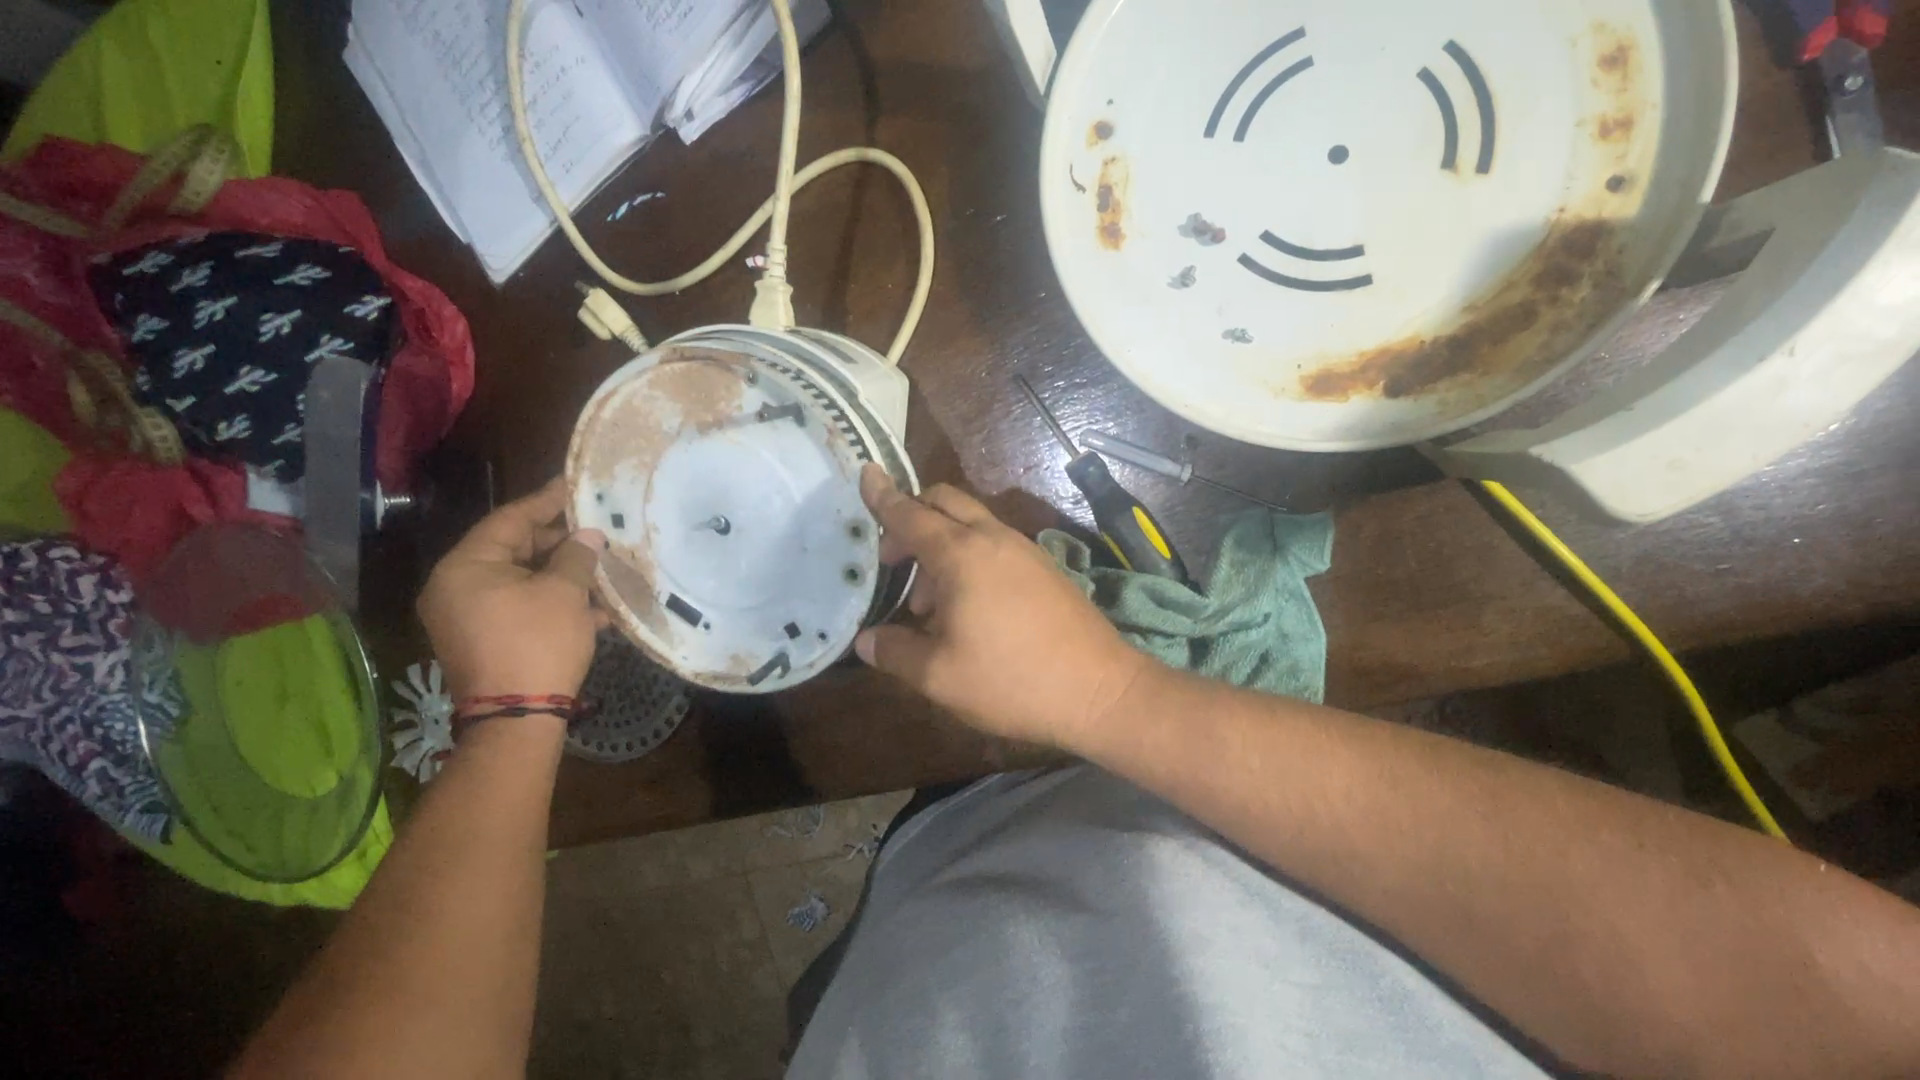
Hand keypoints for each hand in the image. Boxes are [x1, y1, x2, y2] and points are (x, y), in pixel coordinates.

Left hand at [417, 478, 606, 701]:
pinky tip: (593, 610)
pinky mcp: (482, 641)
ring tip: (600, 571)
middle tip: (596, 532)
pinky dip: (550, 604)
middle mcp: (455, 587)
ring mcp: (465, 617)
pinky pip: (517, 608)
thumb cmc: (537, 643)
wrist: (516, 718)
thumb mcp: (564, 593)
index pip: (509, 520)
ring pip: (520, 582)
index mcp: (465, 566)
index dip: (546, 502)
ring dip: (561, 576)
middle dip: (559, 544)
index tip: (574, 487)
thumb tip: (588, 535)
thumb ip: (576, 556)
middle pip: (512, 550)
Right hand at [854, 465, 1150, 747]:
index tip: (865, 471)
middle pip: (944, 502)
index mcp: (961, 554)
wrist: (1099, 690)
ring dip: (940, 546)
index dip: (882, 496)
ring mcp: (1024, 551)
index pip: (910, 514)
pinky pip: (994, 545)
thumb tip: (867, 640)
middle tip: (893, 562)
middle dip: (911, 517)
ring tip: (929, 607)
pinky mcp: (1045, 569)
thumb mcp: (939, 677)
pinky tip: (967, 611)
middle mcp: (993, 539)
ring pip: (970, 525)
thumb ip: (895, 652)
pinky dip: (969, 559)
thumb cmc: (1011, 680)